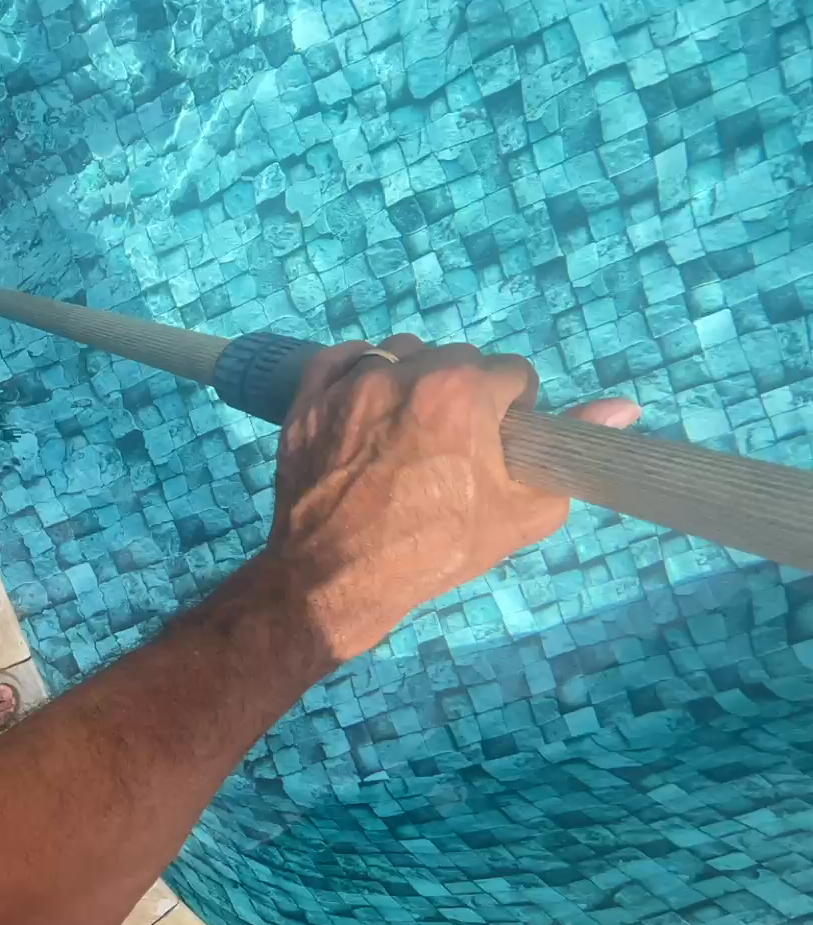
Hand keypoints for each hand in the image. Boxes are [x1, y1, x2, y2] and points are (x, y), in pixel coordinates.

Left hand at [265, 334, 639, 659]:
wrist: (336, 570)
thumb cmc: (434, 546)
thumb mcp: (522, 509)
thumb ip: (567, 451)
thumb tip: (621, 407)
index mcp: (463, 392)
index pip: (510, 373)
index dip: (509, 407)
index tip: (493, 440)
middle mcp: (401, 376)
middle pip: (451, 359)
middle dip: (461, 390)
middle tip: (448, 437)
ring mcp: (345, 389)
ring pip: (393, 354)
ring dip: (408, 376)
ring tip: (404, 421)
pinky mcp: (304, 405)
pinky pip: (333, 361)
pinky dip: (350, 370)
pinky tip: (361, 397)